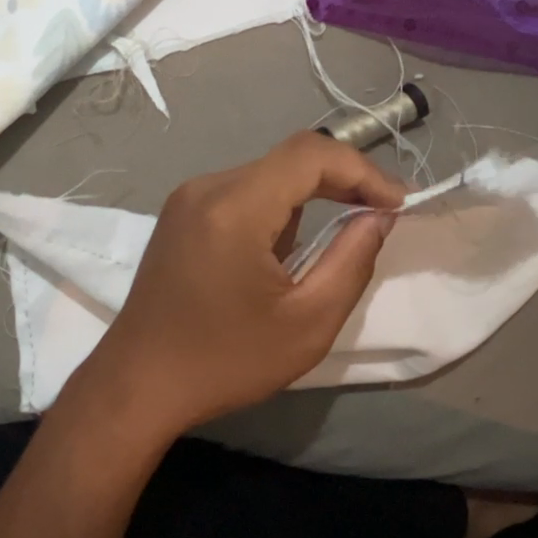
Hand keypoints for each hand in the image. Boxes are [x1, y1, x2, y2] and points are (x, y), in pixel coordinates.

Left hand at [70, 133, 405, 436]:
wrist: (139, 383)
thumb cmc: (225, 361)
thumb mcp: (306, 324)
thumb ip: (350, 262)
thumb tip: (378, 216)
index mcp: (234, 206)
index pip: (309, 154)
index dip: (362, 170)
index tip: (398, 204)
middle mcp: (207, 186)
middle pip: (287, 159)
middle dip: (340, 180)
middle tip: (381, 215)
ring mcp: (188, 197)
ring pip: (266, 174)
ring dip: (308, 196)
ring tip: (340, 234)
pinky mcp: (181, 212)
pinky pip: (241, 192)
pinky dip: (276, 207)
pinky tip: (288, 248)